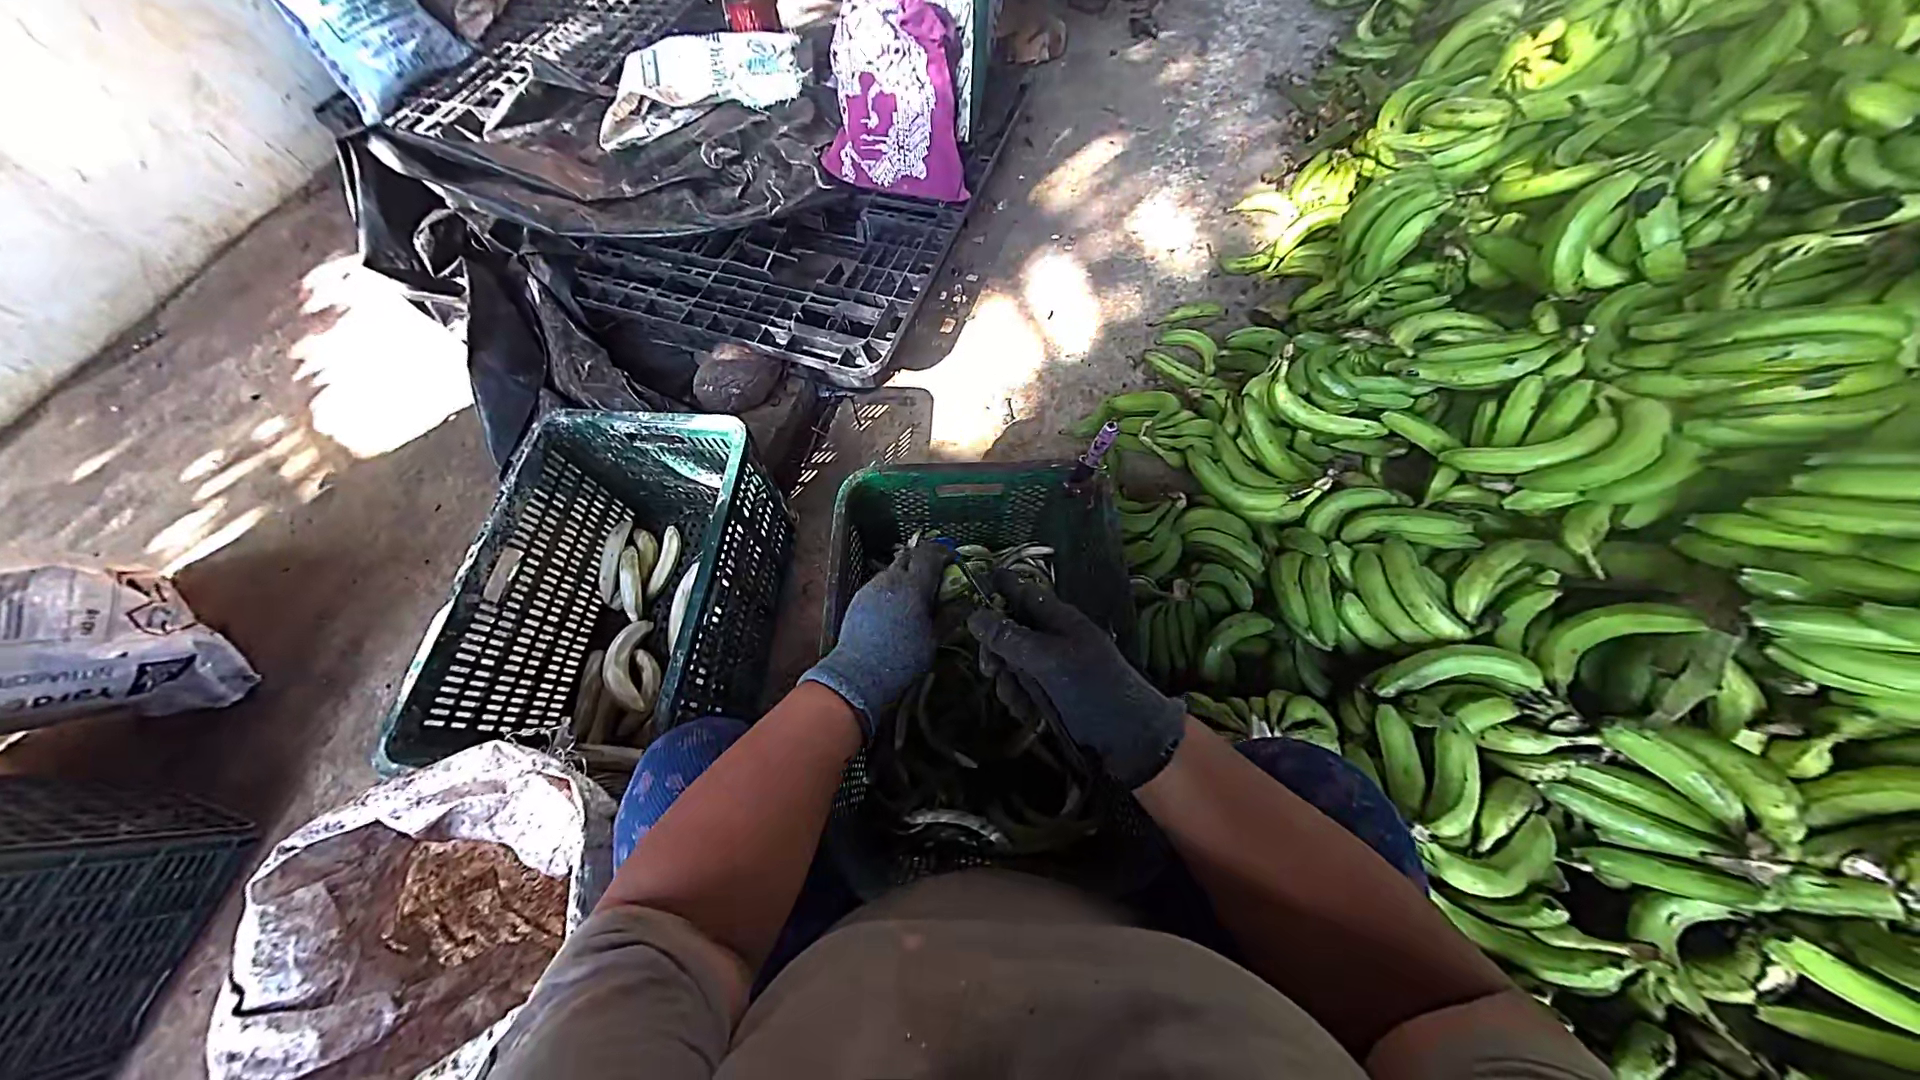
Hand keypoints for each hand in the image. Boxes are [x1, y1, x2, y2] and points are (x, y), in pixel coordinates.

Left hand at [801, 540, 949, 736]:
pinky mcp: (860, 596)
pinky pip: (880, 582)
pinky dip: (893, 585)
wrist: (859, 673)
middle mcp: (891, 580)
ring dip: (908, 573)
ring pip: (893, 569)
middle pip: (910, 556)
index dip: (943, 552)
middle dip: (925, 559)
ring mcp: (872, 586)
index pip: (929, 554)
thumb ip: (950, 616)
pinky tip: (897, 606)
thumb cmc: (902, 659)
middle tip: (937, 574)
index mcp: (913, 586)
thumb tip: (967, 602)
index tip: (952, 559)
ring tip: (917, 593)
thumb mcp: (933, 640)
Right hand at [967, 572, 1185, 787]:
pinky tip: (1027, 713)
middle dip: (996, 651)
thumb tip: (973, 616)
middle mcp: (1052, 637)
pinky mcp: (1051, 692)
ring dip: (1008, 682)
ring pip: (1011, 663)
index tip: (969, 605)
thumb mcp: (1048, 660)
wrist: (1130, 738)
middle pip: (1008, 630)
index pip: (1020, 591)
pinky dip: (1019, 699)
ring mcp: (1052, 665)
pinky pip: (1022, 687)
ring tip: (1018, 701)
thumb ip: (1010, 638)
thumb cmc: (1094, 689)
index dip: (995, 592)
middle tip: (990, 671)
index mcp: (1057, 617)